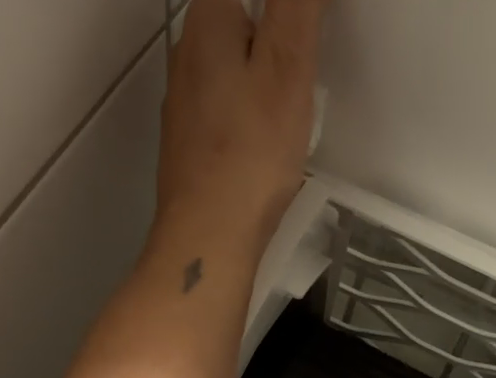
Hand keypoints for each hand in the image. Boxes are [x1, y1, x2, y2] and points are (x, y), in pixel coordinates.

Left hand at [156, 0, 327, 255]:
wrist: (209, 236)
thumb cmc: (250, 154)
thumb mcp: (287, 65)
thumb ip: (296, 4)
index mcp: (207, 22)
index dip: (285, 4)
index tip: (312, 21)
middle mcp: (186, 54)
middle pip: (233, 15)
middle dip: (272, 28)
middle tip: (309, 54)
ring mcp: (183, 101)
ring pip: (228, 62)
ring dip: (262, 68)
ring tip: (296, 95)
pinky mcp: (190, 141)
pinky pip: (225, 103)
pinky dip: (250, 105)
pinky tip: (269, 134)